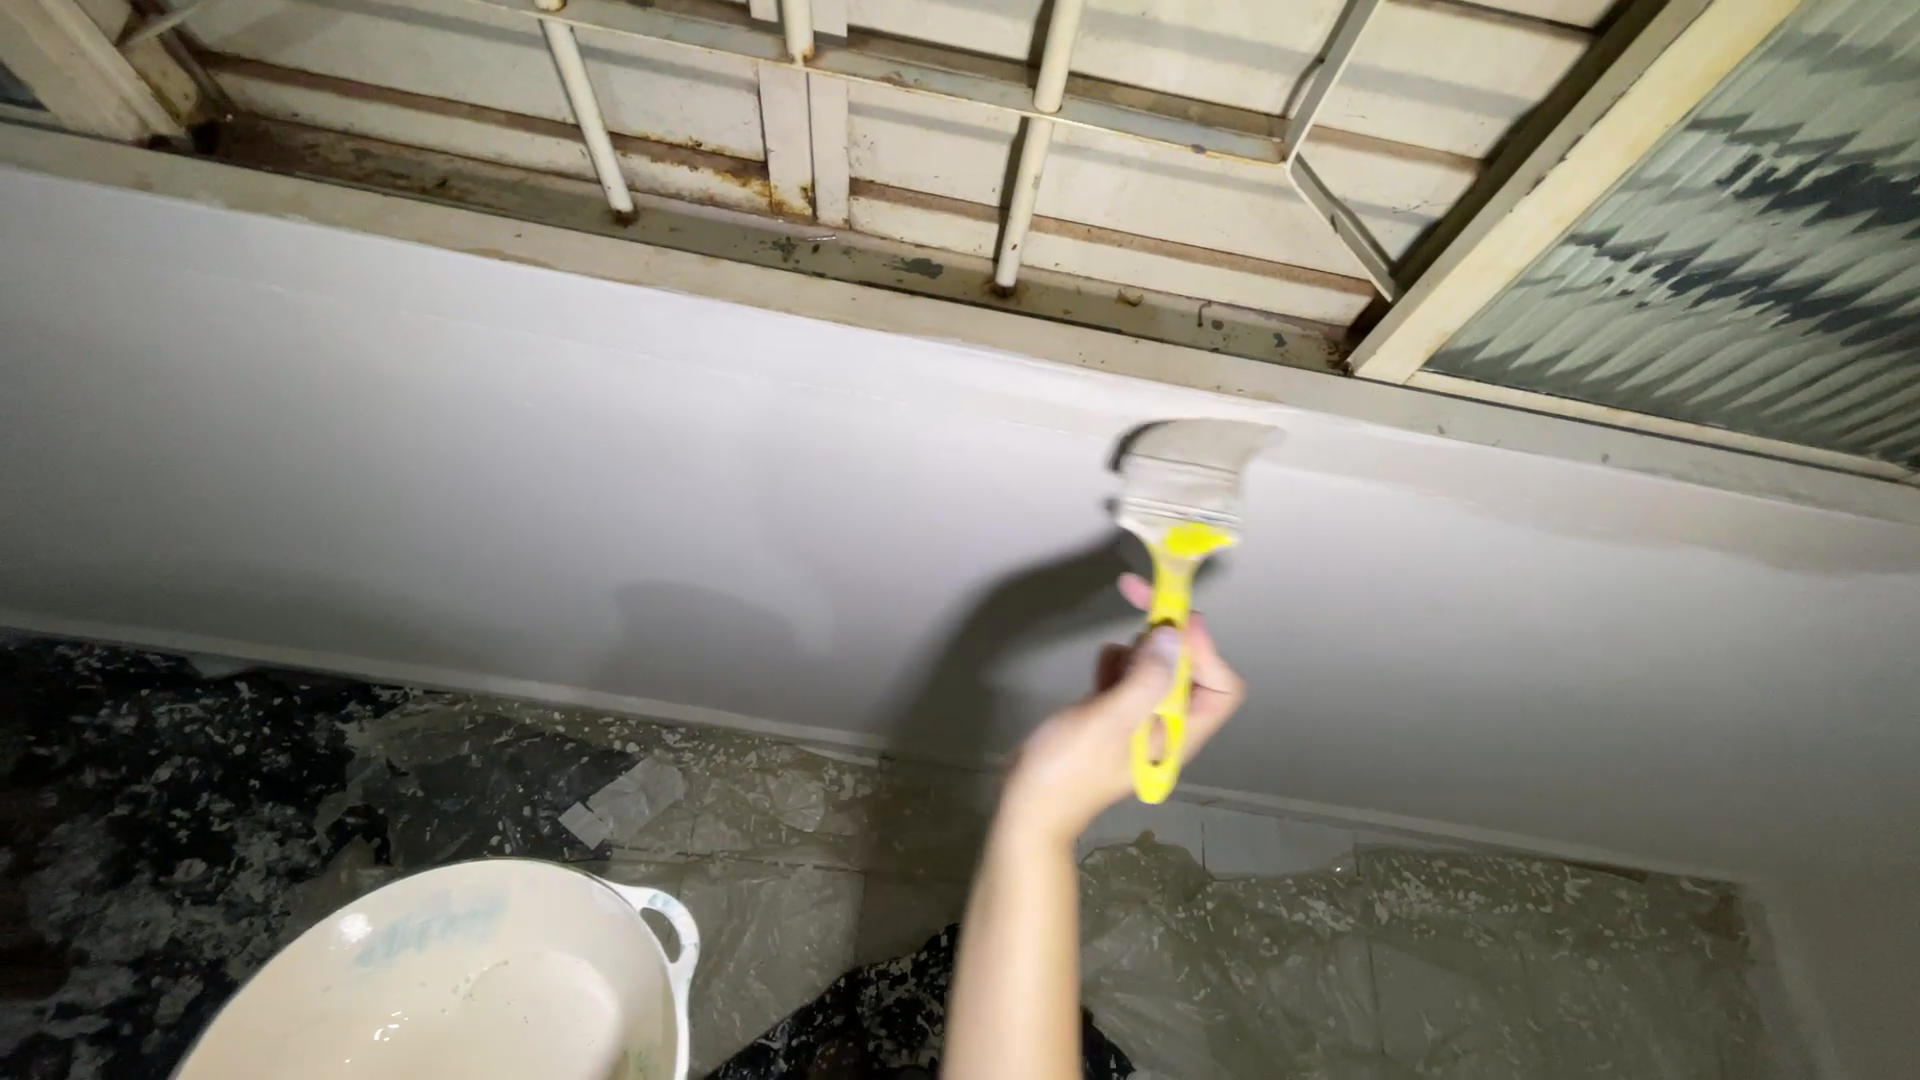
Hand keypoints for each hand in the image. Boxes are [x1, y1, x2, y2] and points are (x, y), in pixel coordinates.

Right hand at [999, 572, 1245, 845]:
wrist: (1028, 804)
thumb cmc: (1069, 767)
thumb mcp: (1109, 720)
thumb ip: (1146, 678)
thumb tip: (1173, 635)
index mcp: (1179, 736)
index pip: (1221, 688)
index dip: (1206, 649)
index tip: (1175, 620)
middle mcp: (1166, 728)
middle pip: (1189, 672)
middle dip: (1169, 636)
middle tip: (1139, 596)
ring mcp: (1138, 722)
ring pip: (1157, 671)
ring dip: (1140, 649)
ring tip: (1114, 651)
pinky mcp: (1111, 717)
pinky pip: (1128, 680)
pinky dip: (1119, 663)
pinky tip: (1101, 662)